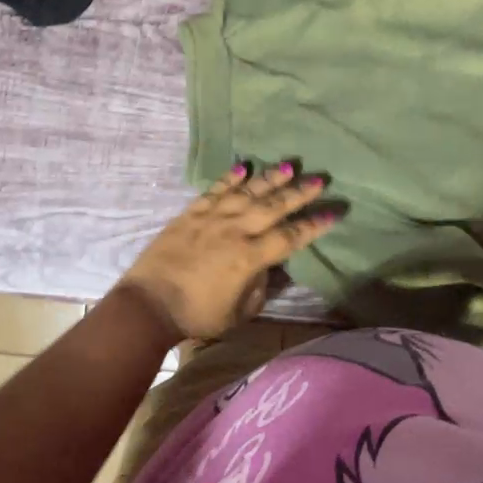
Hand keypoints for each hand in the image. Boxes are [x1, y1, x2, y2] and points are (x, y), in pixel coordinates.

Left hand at [112, 162, 339, 343]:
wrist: (148, 305)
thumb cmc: (197, 316)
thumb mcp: (239, 313)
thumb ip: (258, 288)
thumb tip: (266, 268)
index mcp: (250, 257)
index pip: (290, 237)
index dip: (314, 225)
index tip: (334, 212)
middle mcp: (235, 231)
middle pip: (273, 206)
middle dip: (299, 193)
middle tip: (319, 179)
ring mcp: (211, 218)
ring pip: (246, 192)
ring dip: (269, 179)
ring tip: (289, 166)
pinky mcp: (190, 214)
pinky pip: (214, 190)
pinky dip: (229, 178)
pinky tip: (243, 167)